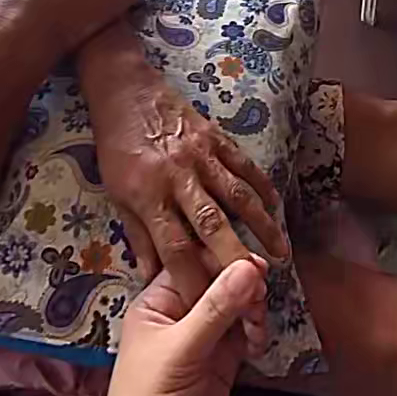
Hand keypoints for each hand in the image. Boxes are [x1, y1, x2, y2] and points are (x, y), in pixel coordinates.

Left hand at [71, 259, 267, 395]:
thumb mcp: (179, 354)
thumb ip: (215, 309)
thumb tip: (251, 265)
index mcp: (155, 303)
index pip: (192, 262)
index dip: (222, 258)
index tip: (256, 263)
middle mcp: (177, 315)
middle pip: (217, 282)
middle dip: (241, 284)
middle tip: (260, 298)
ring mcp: (200, 341)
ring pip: (233, 307)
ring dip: (250, 309)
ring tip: (257, 325)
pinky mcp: (219, 365)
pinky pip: (242, 334)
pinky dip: (254, 332)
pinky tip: (257, 341)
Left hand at [82, 48, 286, 300]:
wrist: (124, 90)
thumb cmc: (116, 145)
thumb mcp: (116, 192)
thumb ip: (137, 234)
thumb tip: (150, 276)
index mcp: (147, 195)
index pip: (173, 247)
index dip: (193, 279)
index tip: (209, 306)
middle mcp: (177, 178)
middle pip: (211, 225)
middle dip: (237, 260)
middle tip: (260, 288)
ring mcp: (199, 155)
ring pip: (237, 195)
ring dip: (262, 225)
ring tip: (280, 253)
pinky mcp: (215, 136)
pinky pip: (244, 164)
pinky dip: (262, 185)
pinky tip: (276, 205)